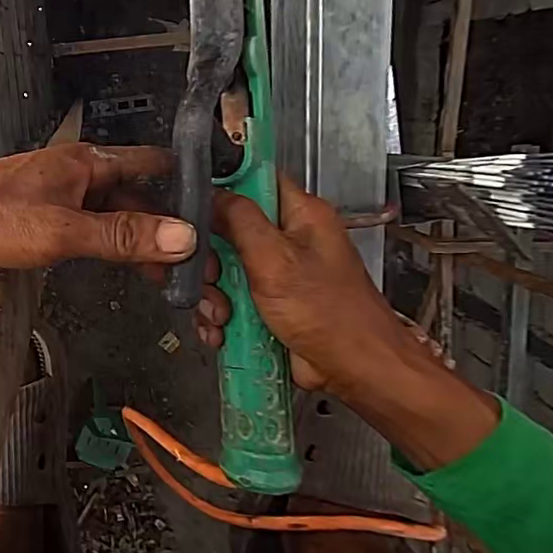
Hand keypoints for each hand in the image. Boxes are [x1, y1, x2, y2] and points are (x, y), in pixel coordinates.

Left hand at [0, 144, 194, 268]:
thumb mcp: (62, 230)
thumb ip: (122, 235)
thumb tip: (181, 235)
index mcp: (86, 163)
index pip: (152, 165)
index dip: (186, 187)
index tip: (214, 215)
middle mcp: (78, 174)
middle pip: (138, 199)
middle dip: (168, 231)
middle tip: (196, 266)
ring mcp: (63, 196)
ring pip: (116, 218)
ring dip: (143, 245)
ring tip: (170, 277)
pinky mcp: (48, 218)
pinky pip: (93, 230)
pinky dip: (115, 248)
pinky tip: (131, 267)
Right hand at [193, 174, 421, 395]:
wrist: (354, 372)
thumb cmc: (332, 316)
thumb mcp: (275, 259)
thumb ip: (240, 220)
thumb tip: (213, 193)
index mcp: (301, 215)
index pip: (254, 180)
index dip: (222, 188)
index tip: (197, 206)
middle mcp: (290, 239)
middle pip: (228, 228)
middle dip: (212, 259)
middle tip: (215, 277)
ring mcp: (277, 271)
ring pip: (223, 268)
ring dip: (214, 294)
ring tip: (223, 314)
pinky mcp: (267, 301)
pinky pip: (229, 297)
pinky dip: (221, 315)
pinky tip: (223, 329)